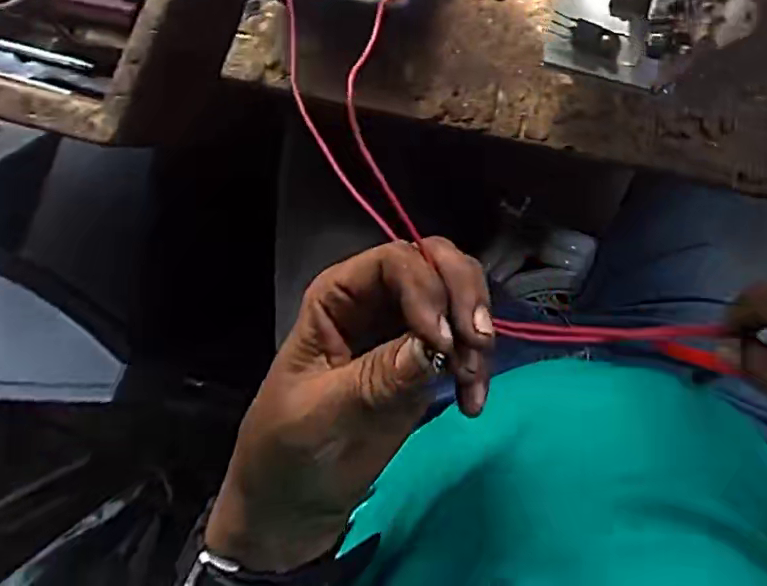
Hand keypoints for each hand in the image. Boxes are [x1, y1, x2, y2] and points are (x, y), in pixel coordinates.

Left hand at [205, 238, 494, 571]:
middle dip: (465, 295)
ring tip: (472, 379)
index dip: (426, 287)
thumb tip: (430, 347)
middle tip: (478, 342)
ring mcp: (409, 319)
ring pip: (461, 290)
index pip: (395, 262)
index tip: (443, 340)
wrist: (295, 506)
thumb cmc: (287, 450)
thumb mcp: (319, 415)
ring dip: (477, 328)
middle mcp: (379, 294)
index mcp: (340, 294)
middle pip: (438, 261)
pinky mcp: (432, 351)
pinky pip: (468, 335)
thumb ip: (374, 378)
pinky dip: (480, 361)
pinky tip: (472, 401)